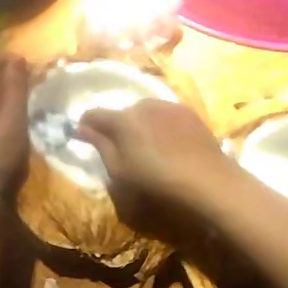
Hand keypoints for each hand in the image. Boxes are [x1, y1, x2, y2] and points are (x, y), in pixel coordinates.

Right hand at [76, 100, 233, 209]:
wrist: (207, 181)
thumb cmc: (156, 182)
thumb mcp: (119, 171)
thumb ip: (99, 145)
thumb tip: (80, 128)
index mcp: (122, 120)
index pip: (93, 114)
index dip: (86, 126)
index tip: (87, 140)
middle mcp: (143, 105)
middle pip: (121, 113)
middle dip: (117, 127)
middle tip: (123, 151)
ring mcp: (168, 106)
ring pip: (144, 112)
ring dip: (140, 125)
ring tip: (149, 149)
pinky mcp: (189, 112)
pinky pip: (165, 115)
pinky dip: (160, 125)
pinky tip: (170, 145)